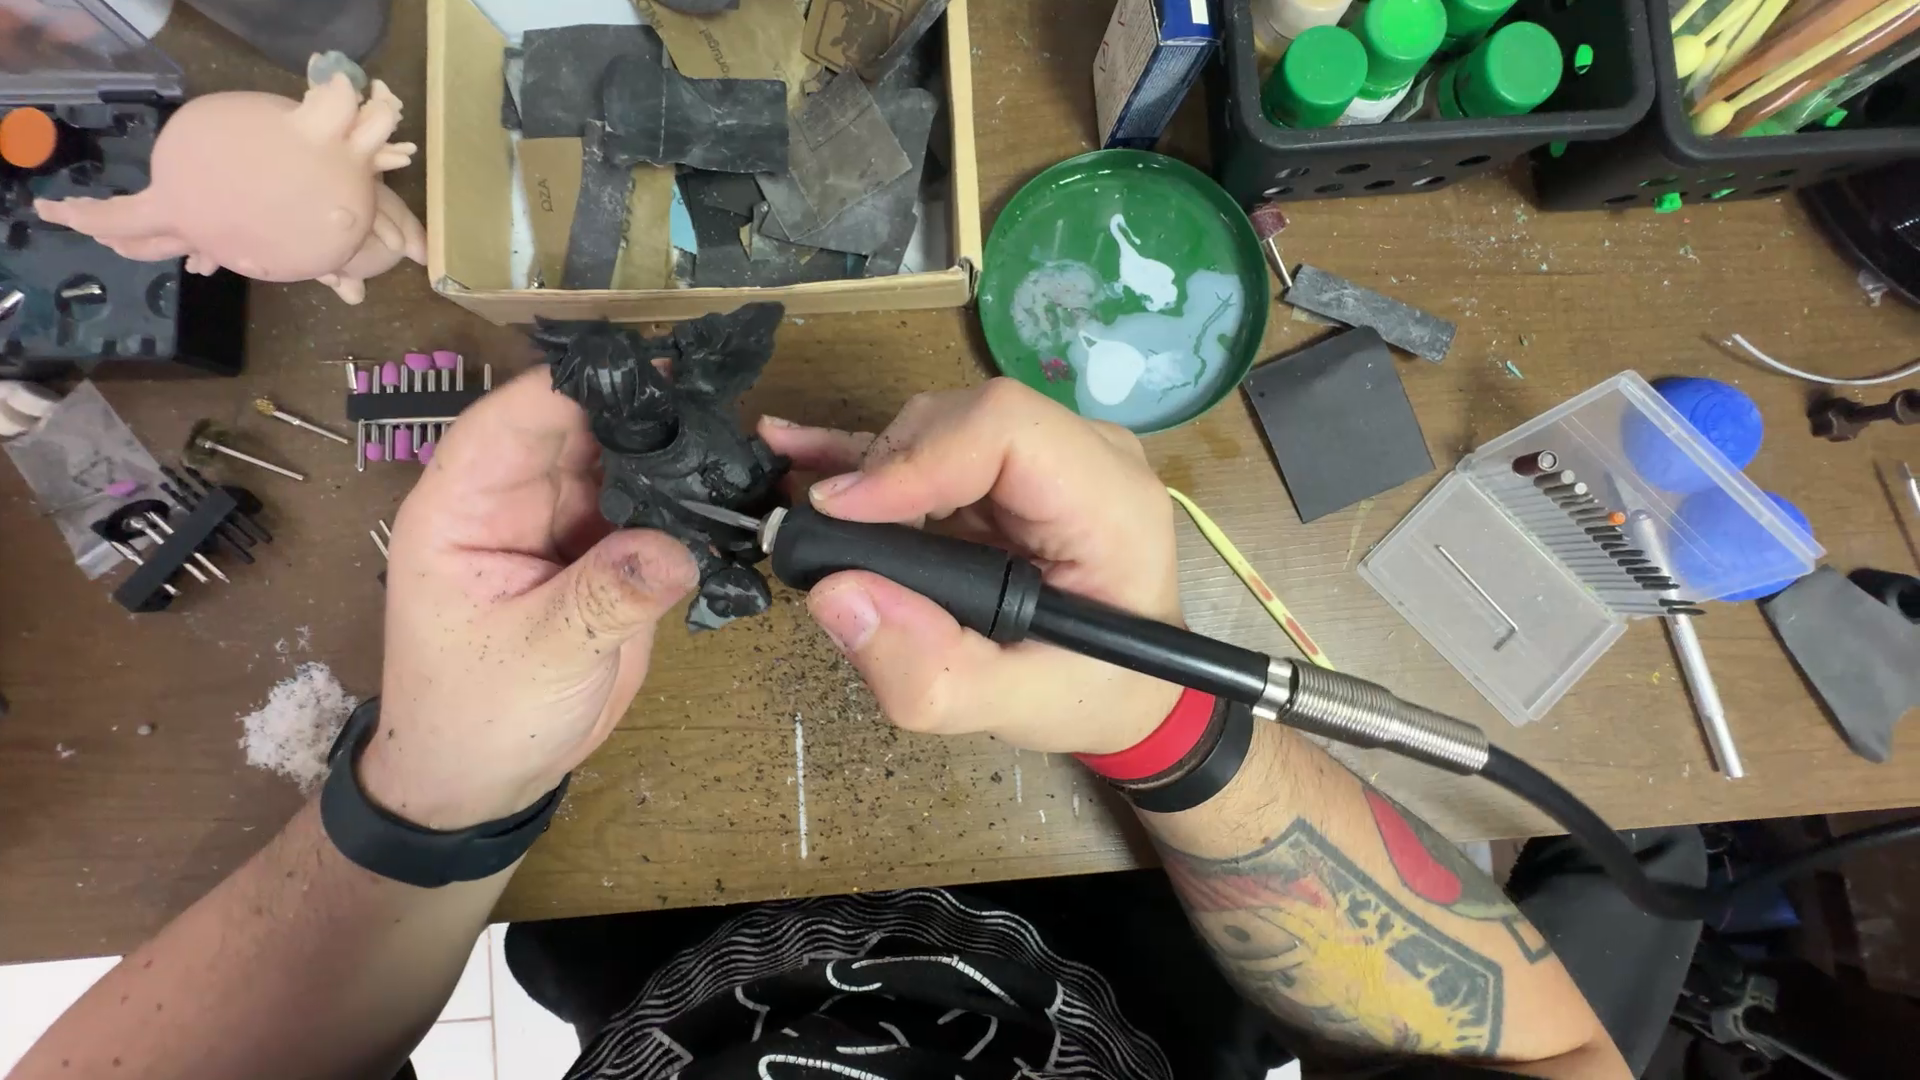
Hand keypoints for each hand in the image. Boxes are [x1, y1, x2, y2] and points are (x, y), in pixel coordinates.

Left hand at [363, 369, 696, 829]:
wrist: (492, 777)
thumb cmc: (481, 715)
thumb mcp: (539, 655)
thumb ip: (606, 597)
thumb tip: (676, 548)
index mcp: (465, 508)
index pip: (514, 420)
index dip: (577, 387)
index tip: (650, 366)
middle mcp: (519, 503)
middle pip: (579, 431)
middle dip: (639, 408)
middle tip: (715, 392)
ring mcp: (572, 528)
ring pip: (623, 465)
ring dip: (671, 449)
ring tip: (735, 432)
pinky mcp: (613, 556)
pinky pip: (652, 509)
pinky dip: (687, 497)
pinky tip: (729, 486)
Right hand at [759, 378, 1183, 755]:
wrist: (1127, 683)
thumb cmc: (1093, 693)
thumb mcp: (1019, 707)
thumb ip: (935, 670)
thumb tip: (836, 594)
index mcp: (1108, 501)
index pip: (1005, 428)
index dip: (915, 460)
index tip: (842, 512)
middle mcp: (1082, 455)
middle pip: (961, 419)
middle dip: (883, 472)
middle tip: (830, 538)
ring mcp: (1045, 453)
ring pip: (935, 426)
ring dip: (866, 470)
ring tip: (809, 513)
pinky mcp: (1005, 469)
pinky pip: (932, 445)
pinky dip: (866, 455)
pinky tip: (799, 449)